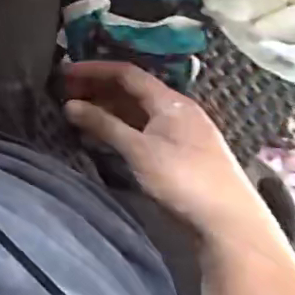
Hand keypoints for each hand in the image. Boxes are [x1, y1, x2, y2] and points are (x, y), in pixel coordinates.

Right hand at [62, 61, 270, 239]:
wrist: (230, 225)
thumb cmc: (185, 180)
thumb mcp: (139, 150)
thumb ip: (103, 125)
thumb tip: (69, 105)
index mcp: (171, 102)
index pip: (127, 73)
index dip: (93, 69)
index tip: (63, 73)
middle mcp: (175, 111)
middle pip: (130, 90)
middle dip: (95, 88)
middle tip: (64, 93)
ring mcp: (177, 132)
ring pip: (133, 110)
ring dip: (104, 108)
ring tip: (74, 114)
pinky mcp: (176, 152)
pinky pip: (139, 128)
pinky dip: (116, 126)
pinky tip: (98, 136)